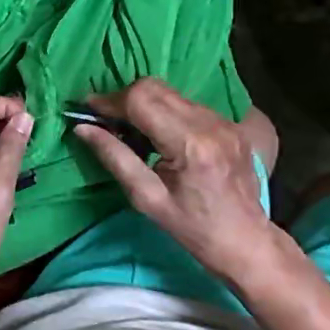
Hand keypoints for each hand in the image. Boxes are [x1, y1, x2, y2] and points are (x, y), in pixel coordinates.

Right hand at [73, 78, 282, 280]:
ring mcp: (224, 121)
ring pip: (170, 93)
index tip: (88, 110)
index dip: (110, 101)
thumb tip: (83, 128)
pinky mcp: (230, 123)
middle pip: (155, 88)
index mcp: (190, 144)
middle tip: (106, 121)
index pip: (141, 100)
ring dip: (144, 104)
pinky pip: (187, 103)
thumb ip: (114, 157)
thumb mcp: (146, 198)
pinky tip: (158, 135)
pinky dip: (164, 110)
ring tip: (131, 130)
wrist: (246, 241)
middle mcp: (210, 123)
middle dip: (124, 99)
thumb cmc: (192, 228)